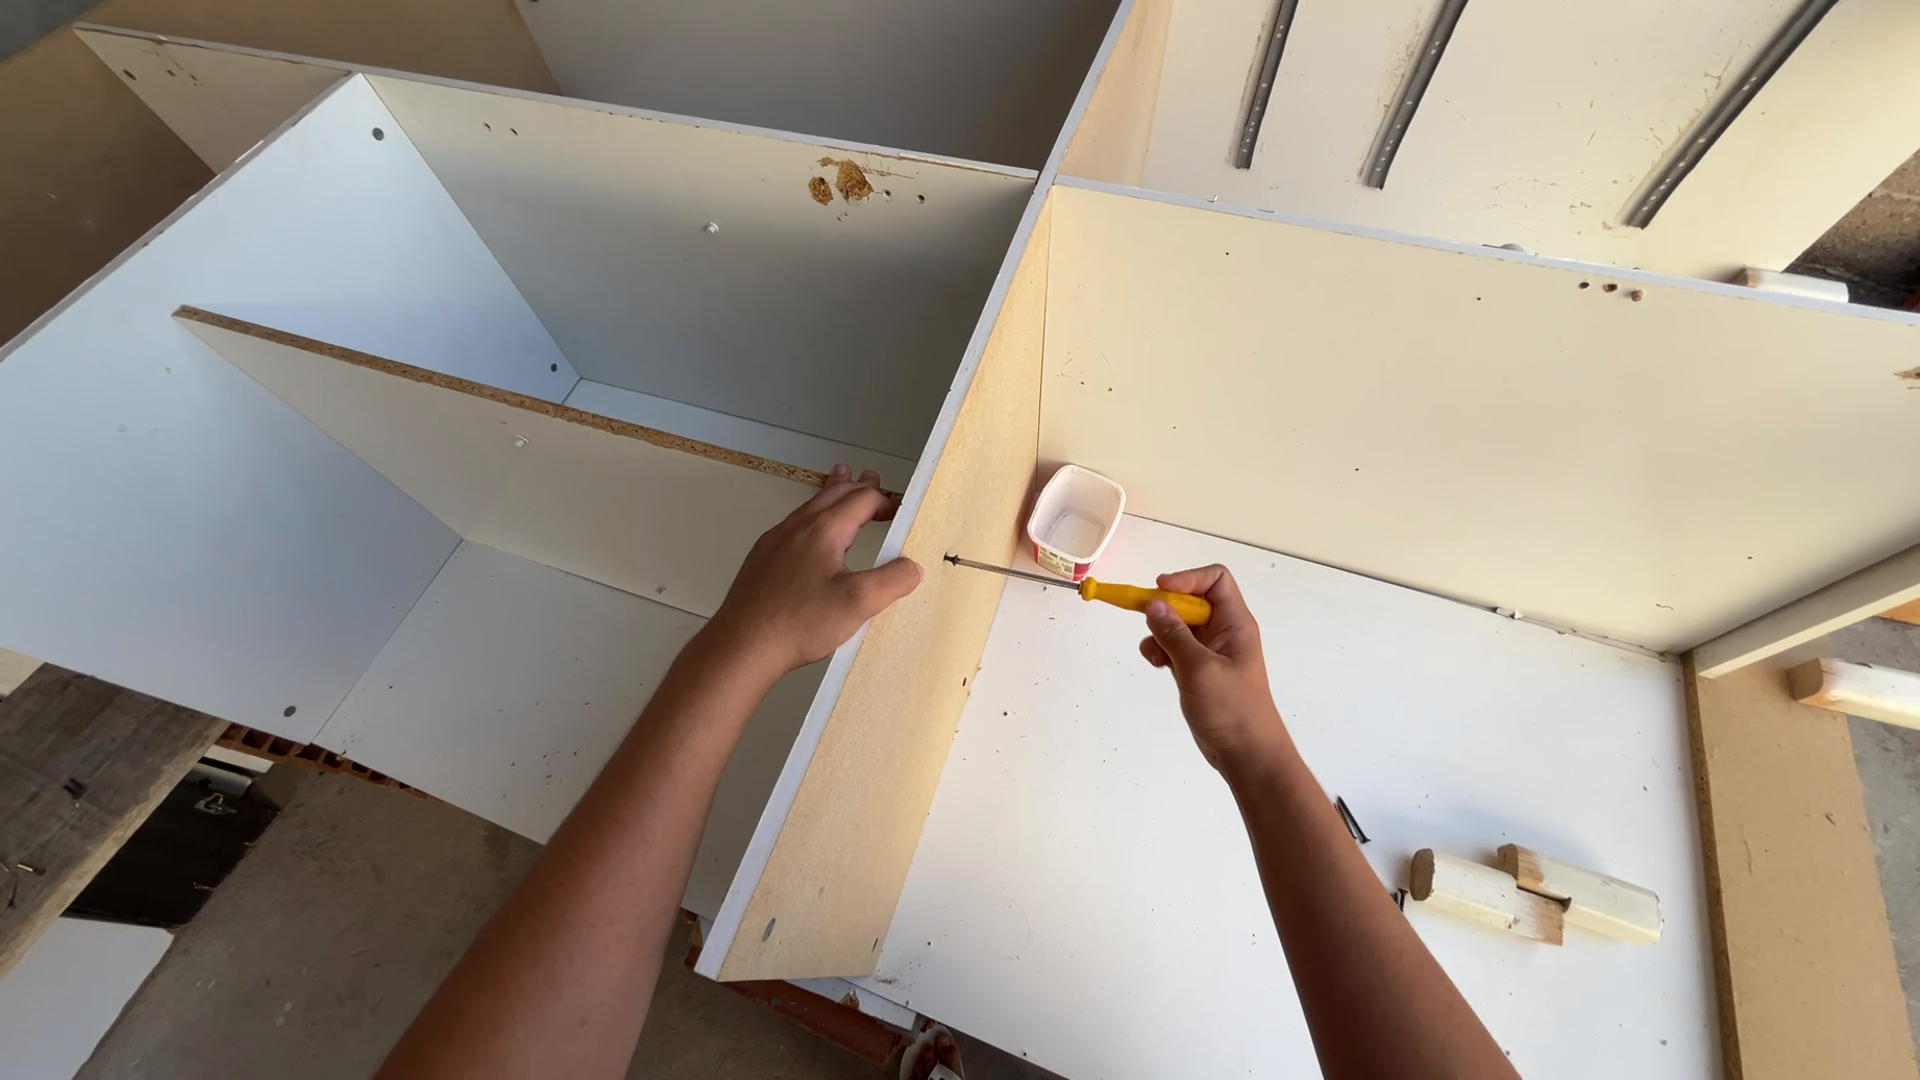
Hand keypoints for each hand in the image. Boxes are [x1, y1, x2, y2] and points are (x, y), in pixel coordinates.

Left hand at [706, 464, 922, 678]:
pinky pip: (793, 527)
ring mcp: (775, 543)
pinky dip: (812, 517)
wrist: (742, 645)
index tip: (899, 511)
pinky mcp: (762, 561)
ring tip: (840, 482)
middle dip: (857, 487)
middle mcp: (796, 528)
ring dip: (831, 495)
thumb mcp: (859, 603)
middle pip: (832, 495)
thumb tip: (913, 566)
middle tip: (872, 480)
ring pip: (809, 508)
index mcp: (823, 530)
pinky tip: (811, 535)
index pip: (861, 500)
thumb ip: (893, 580)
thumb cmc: (799, 622)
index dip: (884, 500)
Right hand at [1138, 565, 1289, 771]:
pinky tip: (1156, 664)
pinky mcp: (1196, 669)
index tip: (1160, 589)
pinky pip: (1173, 647)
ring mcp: (1209, 651)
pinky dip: (1160, 650)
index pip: (1215, 580)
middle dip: (1166, 608)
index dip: (1188, 578)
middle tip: (1147, 620)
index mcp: (1235, 624)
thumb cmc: (1232, 709)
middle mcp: (1223, 632)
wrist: (1246, 754)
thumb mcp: (1200, 668)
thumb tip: (1153, 605)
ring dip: (1159, 632)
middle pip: (1191, 600)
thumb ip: (1174, 635)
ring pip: (1177, 624)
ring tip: (1154, 654)